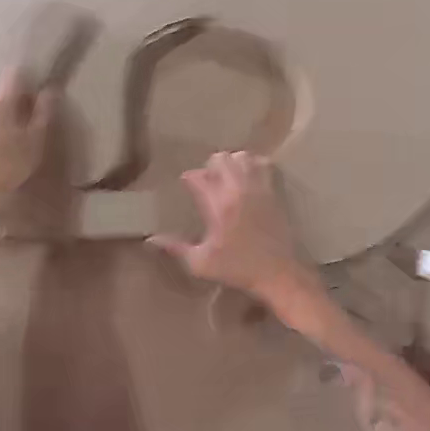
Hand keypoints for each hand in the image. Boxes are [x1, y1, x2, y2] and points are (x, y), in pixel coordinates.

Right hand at [150, 151, 315, 299]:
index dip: (190, 179)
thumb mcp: (200, 263)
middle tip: (208, 181)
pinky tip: (250, 178)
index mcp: (218, 205)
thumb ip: (175, 247)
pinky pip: (265, 165)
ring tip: (228, 177)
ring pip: (243, 156)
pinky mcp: (276, 192)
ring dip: (232, 162)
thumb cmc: (238, 269)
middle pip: (220, 158)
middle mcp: (238, 190)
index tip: (187, 186)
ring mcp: (259, 188)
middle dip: (210, 166)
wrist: (279, 273)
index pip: (198, 176)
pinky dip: (255, 165)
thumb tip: (149, 239)